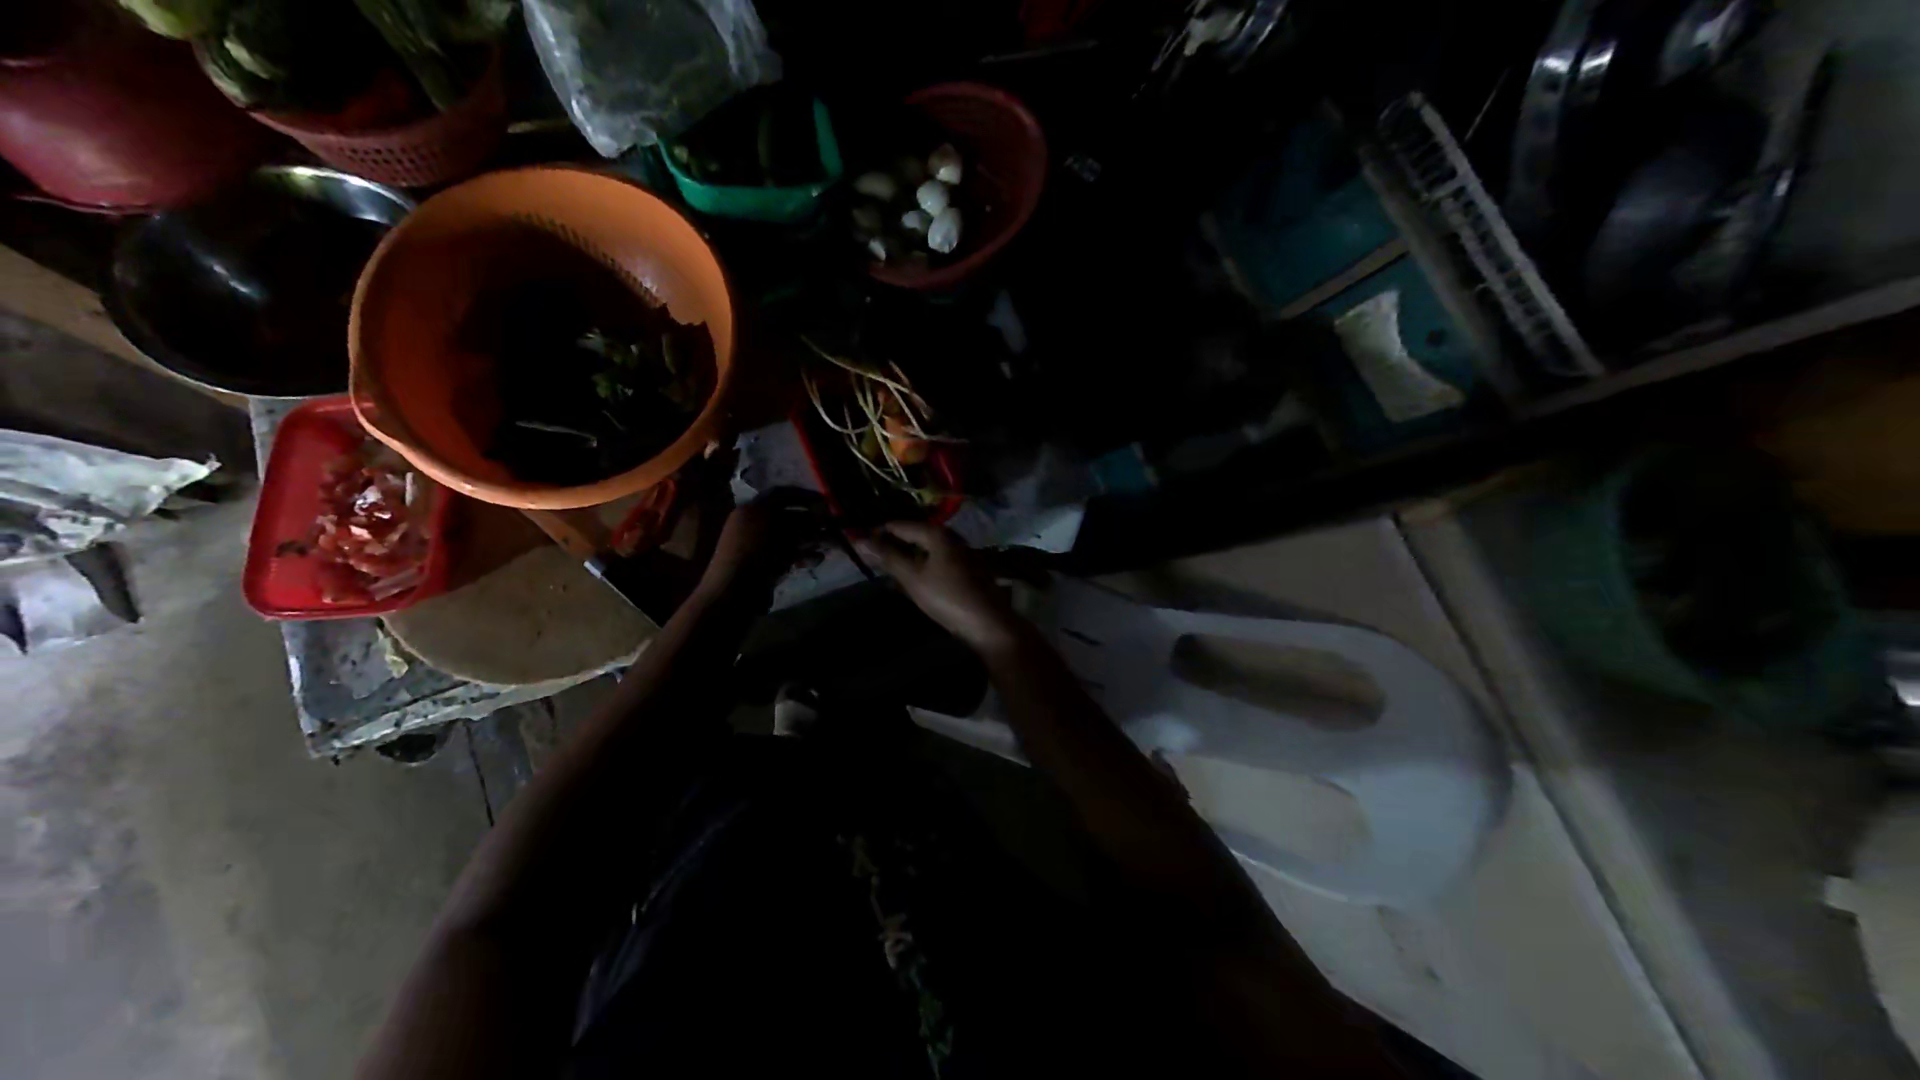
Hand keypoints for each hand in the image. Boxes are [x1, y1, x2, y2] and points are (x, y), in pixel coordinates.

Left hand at [698, 489, 822, 601]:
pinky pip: (786, 555)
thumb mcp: (783, 529)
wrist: (736, 591)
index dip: (803, 496)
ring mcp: (758, 547)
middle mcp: (753, 524)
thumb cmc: (758, 551)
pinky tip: (816, 559)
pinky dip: (802, 555)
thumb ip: (803, 519)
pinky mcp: (763, 567)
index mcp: (752, 509)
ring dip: (811, 539)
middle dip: (812, 521)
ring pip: (790, 537)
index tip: (825, 501)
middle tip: (832, 526)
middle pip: (788, 517)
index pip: (781, 495)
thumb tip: (819, 516)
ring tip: (830, 545)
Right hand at [864, 522, 1024, 653]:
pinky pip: (936, 563)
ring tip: (887, 573)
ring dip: (906, 560)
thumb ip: (888, 557)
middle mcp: (951, 538)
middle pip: (914, 536)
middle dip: (892, 547)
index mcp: (938, 534)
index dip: (878, 533)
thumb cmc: (948, 597)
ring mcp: (961, 554)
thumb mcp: (913, 578)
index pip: (900, 525)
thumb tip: (859, 539)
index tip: (858, 544)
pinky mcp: (967, 571)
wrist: (989, 624)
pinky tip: (911, 583)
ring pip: (925, 551)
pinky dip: (921, 569)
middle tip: (870, 560)